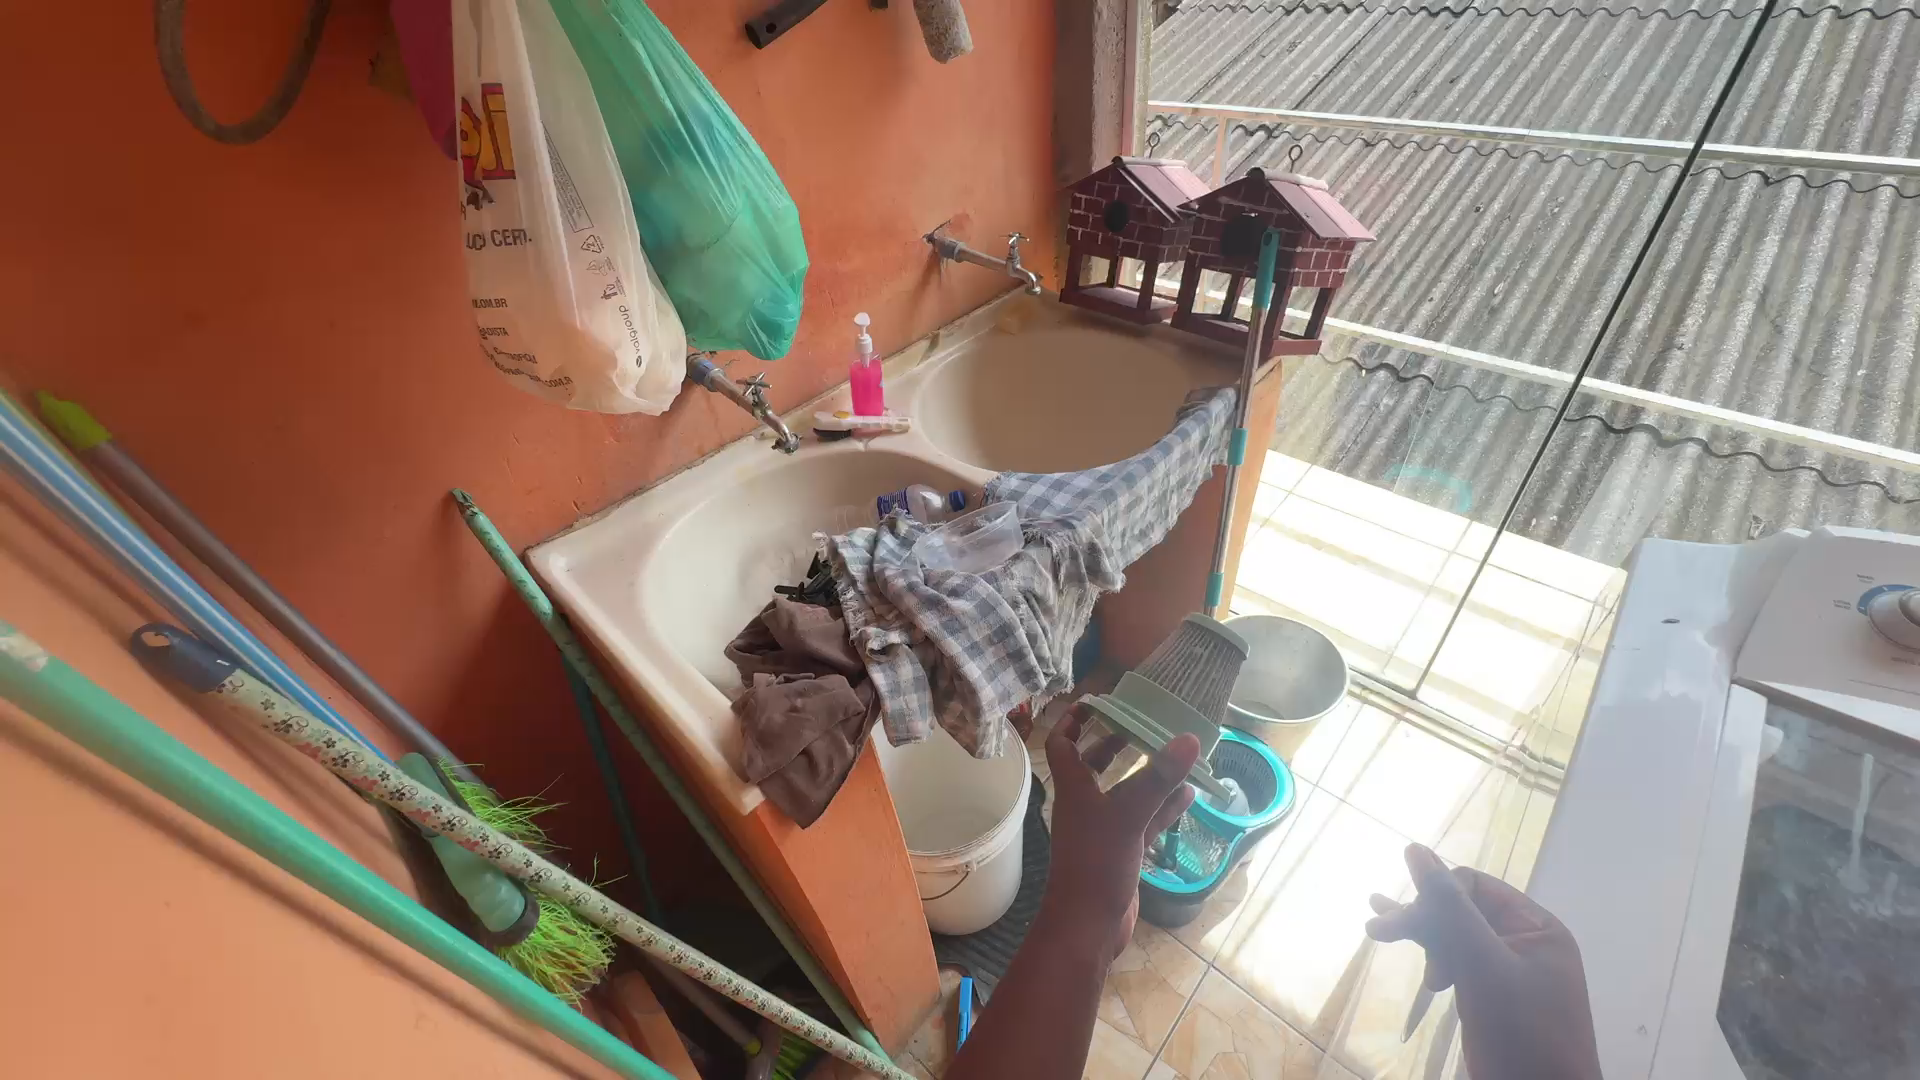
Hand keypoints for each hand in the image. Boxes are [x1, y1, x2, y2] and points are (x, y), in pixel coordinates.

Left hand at [1042, 704, 1200, 961]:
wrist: (1088, 926)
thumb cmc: (1096, 862)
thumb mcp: (1128, 815)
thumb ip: (1157, 778)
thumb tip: (1188, 738)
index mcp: (1073, 788)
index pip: (1062, 744)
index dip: (1072, 721)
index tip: (1093, 702)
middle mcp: (1084, 803)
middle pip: (1092, 764)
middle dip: (1112, 742)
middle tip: (1139, 722)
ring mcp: (1104, 827)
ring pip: (1124, 791)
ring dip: (1144, 773)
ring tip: (1171, 752)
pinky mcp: (1122, 850)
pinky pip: (1144, 818)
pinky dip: (1163, 805)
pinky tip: (1188, 794)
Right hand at [1366, 844, 1602, 1079]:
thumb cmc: (1521, 1034)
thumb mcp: (1482, 964)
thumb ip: (1449, 906)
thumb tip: (1415, 849)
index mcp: (1537, 928)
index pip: (1472, 886)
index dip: (1434, 898)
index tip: (1404, 923)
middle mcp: (1524, 941)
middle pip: (1458, 907)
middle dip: (1419, 916)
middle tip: (1377, 928)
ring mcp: (1506, 968)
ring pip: (1451, 931)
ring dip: (1416, 931)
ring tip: (1374, 926)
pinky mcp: (1489, 991)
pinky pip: (1453, 956)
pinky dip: (1427, 952)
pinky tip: (1399, 942)